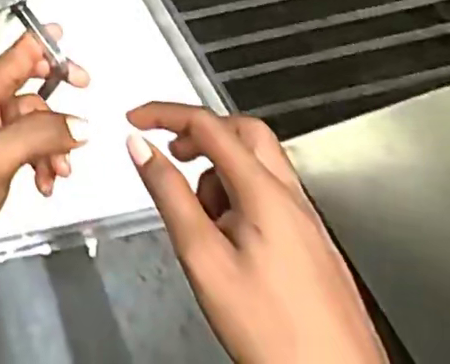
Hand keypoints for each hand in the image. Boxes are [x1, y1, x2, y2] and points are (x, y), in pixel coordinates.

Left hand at [0, 26, 89, 271]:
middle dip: (58, 92)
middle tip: (84, 89)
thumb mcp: (0, 154)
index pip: (17, 53)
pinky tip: (46, 184)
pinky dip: (45, 161)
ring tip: (59, 171)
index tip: (66, 34)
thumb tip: (82, 125)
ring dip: (55, 142)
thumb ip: (41, 133)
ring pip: (38, 121)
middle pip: (31, 84)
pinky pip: (34, 147)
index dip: (42, 42)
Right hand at [125, 104, 383, 363]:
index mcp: (265, 194)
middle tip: (169, 149)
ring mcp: (309, 224)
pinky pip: (269, 197)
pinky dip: (236, 197)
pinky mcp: (314, 247)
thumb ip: (169, 194)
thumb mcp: (203, 257)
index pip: (207, 126)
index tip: (136, 119)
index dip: (164, 114)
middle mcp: (293, 201)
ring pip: (257, 166)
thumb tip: (141, 148)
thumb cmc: (275, 335)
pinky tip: (225, 240)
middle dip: (199, 132)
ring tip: (197, 216)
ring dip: (217, 171)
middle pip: (243, 132)